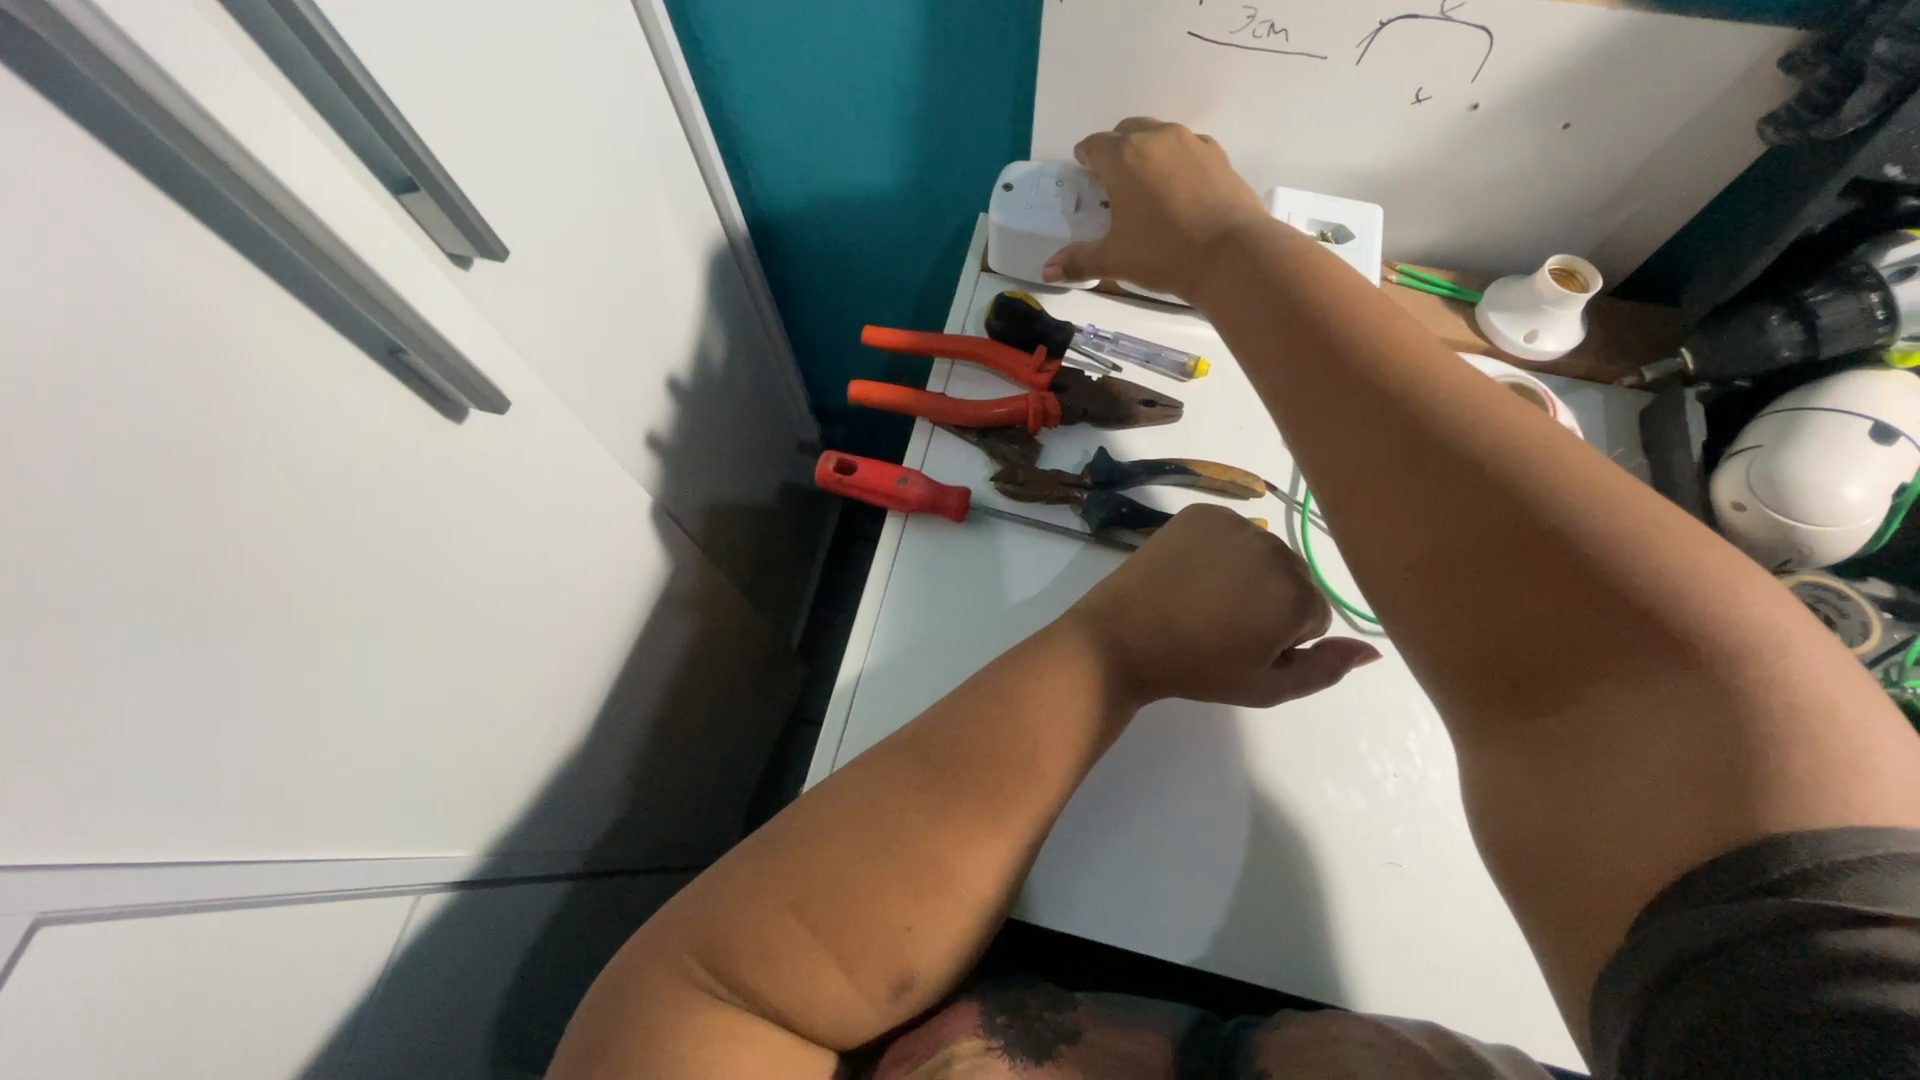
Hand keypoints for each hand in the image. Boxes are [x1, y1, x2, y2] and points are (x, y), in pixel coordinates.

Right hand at [1043, 118, 1276, 299]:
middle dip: (1116, 149)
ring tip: (1147, 184)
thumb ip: (1080, 260)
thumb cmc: (1163, 253)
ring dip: (1148, 152)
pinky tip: (1180, 191)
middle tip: (1113, 178)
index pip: (1095, 145)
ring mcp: (1192, 143)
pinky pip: (1189, 149)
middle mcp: (1156, 139)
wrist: (1232, 255)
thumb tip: (1048, 271)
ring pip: (1160, 135)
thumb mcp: (1115, 260)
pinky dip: (1178, 163)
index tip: (1084, 170)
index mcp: (1123, 158)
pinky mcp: (1219, 156)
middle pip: (1128, 130)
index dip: (1086, 157)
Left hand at [1066, 505, 1379, 707]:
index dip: (1283, 640)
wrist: (1121, 638)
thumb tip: (1371, 651)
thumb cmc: (1196, 670)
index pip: (1317, 617)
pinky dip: (1219, 551)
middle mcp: (1275, 549)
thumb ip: (1325, 669)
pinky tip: (1191, 575)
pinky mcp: (1201, 512)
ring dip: (1248, 575)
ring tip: (1204, 602)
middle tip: (1223, 626)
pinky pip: (1231, 533)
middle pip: (1295, 579)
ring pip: (1265, 555)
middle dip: (1271, 603)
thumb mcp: (1266, 687)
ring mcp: (1235, 524)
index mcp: (1296, 594)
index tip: (1244, 648)